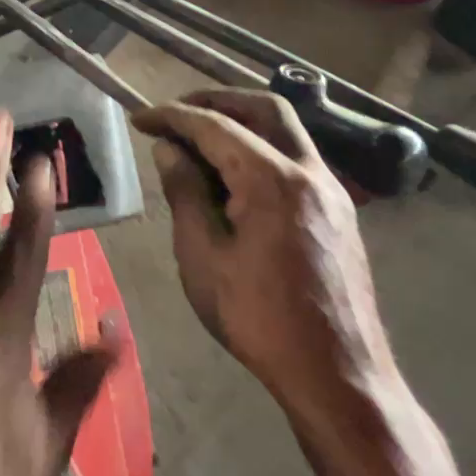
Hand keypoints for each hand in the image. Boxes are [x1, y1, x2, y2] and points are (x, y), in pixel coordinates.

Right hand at [132, 90, 462, 475]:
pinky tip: (228, 175)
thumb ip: (185, 192)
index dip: (170, 116)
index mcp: (273, 181)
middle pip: (266, 109)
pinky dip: (258, 149)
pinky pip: (295, 160)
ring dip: (240, 123)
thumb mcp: (202, 254)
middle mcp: (311, 174)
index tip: (137, 119)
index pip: (214, 126)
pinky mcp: (338, 214)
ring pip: (286, 132)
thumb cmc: (257, 316)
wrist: (337, 375)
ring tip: (194, 141)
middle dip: (215, 100)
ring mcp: (332, 194)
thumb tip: (170, 150)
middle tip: (173, 112)